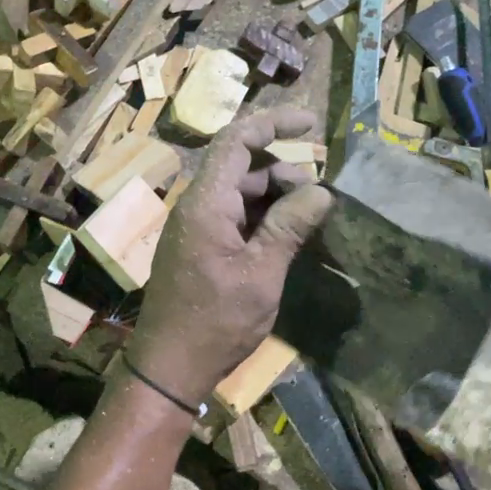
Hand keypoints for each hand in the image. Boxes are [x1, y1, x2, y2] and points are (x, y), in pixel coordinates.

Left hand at [126, 107, 333, 403]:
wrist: (169, 366)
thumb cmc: (215, 321)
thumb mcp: (261, 274)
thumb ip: (289, 227)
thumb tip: (321, 192)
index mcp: (206, 202)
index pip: (237, 142)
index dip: (273, 124)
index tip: (310, 124)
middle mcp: (196, 205)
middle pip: (241, 167)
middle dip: (283, 171)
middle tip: (320, 197)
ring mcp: (195, 227)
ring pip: (239, 193)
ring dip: (275, 197)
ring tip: (311, 218)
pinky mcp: (199, 247)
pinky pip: (233, 217)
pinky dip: (262, 218)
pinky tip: (288, 236)